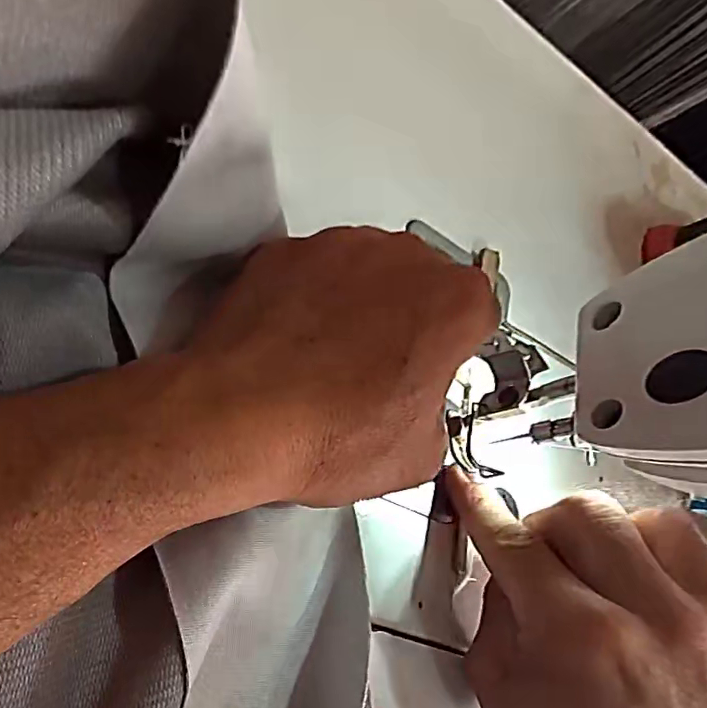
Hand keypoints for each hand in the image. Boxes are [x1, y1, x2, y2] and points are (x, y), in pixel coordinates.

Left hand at [177, 227, 497, 507]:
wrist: (233, 420)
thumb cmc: (315, 433)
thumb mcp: (413, 456)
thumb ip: (435, 419)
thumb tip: (420, 421)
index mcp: (452, 302)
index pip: (473, 313)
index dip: (451, 347)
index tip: (432, 366)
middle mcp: (397, 261)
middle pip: (415, 284)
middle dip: (399, 321)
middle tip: (369, 371)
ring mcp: (333, 251)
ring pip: (357, 273)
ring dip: (348, 306)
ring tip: (320, 363)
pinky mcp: (278, 256)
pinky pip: (301, 274)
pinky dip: (297, 300)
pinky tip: (285, 344)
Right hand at [445, 470, 706, 707]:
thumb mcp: (499, 688)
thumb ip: (494, 614)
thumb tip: (504, 567)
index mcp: (576, 638)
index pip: (515, 543)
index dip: (480, 508)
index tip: (468, 488)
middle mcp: (648, 619)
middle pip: (579, 513)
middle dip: (539, 522)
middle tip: (530, 548)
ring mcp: (705, 619)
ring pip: (641, 517)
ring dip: (598, 530)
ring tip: (586, 562)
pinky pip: (690, 547)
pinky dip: (647, 549)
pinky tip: (630, 579)